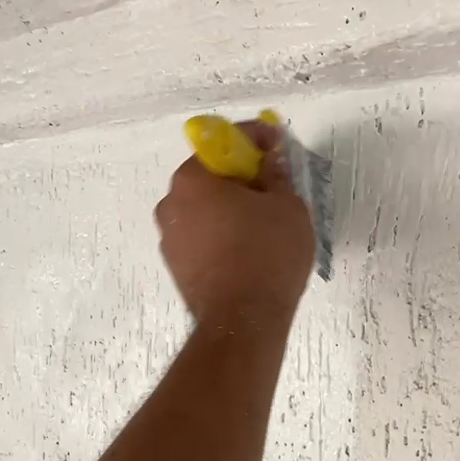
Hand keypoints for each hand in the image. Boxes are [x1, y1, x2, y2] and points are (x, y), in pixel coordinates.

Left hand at [155, 119, 315, 328]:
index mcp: (194, 178)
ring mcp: (170, 237)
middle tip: (276, 192)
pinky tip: (250, 256)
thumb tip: (270, 160)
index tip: (279, 142)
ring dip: (232, 212)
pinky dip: (224, 239)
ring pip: (206, 211)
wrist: (244, 322)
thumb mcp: (288, 208)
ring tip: (266, 231)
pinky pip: (205, 240)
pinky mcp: (177, 268)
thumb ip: (277, 176)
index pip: (226, 142)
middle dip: (243, 179)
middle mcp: (171, 202)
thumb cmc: (268, 255)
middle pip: (212, 177)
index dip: (257, 138)